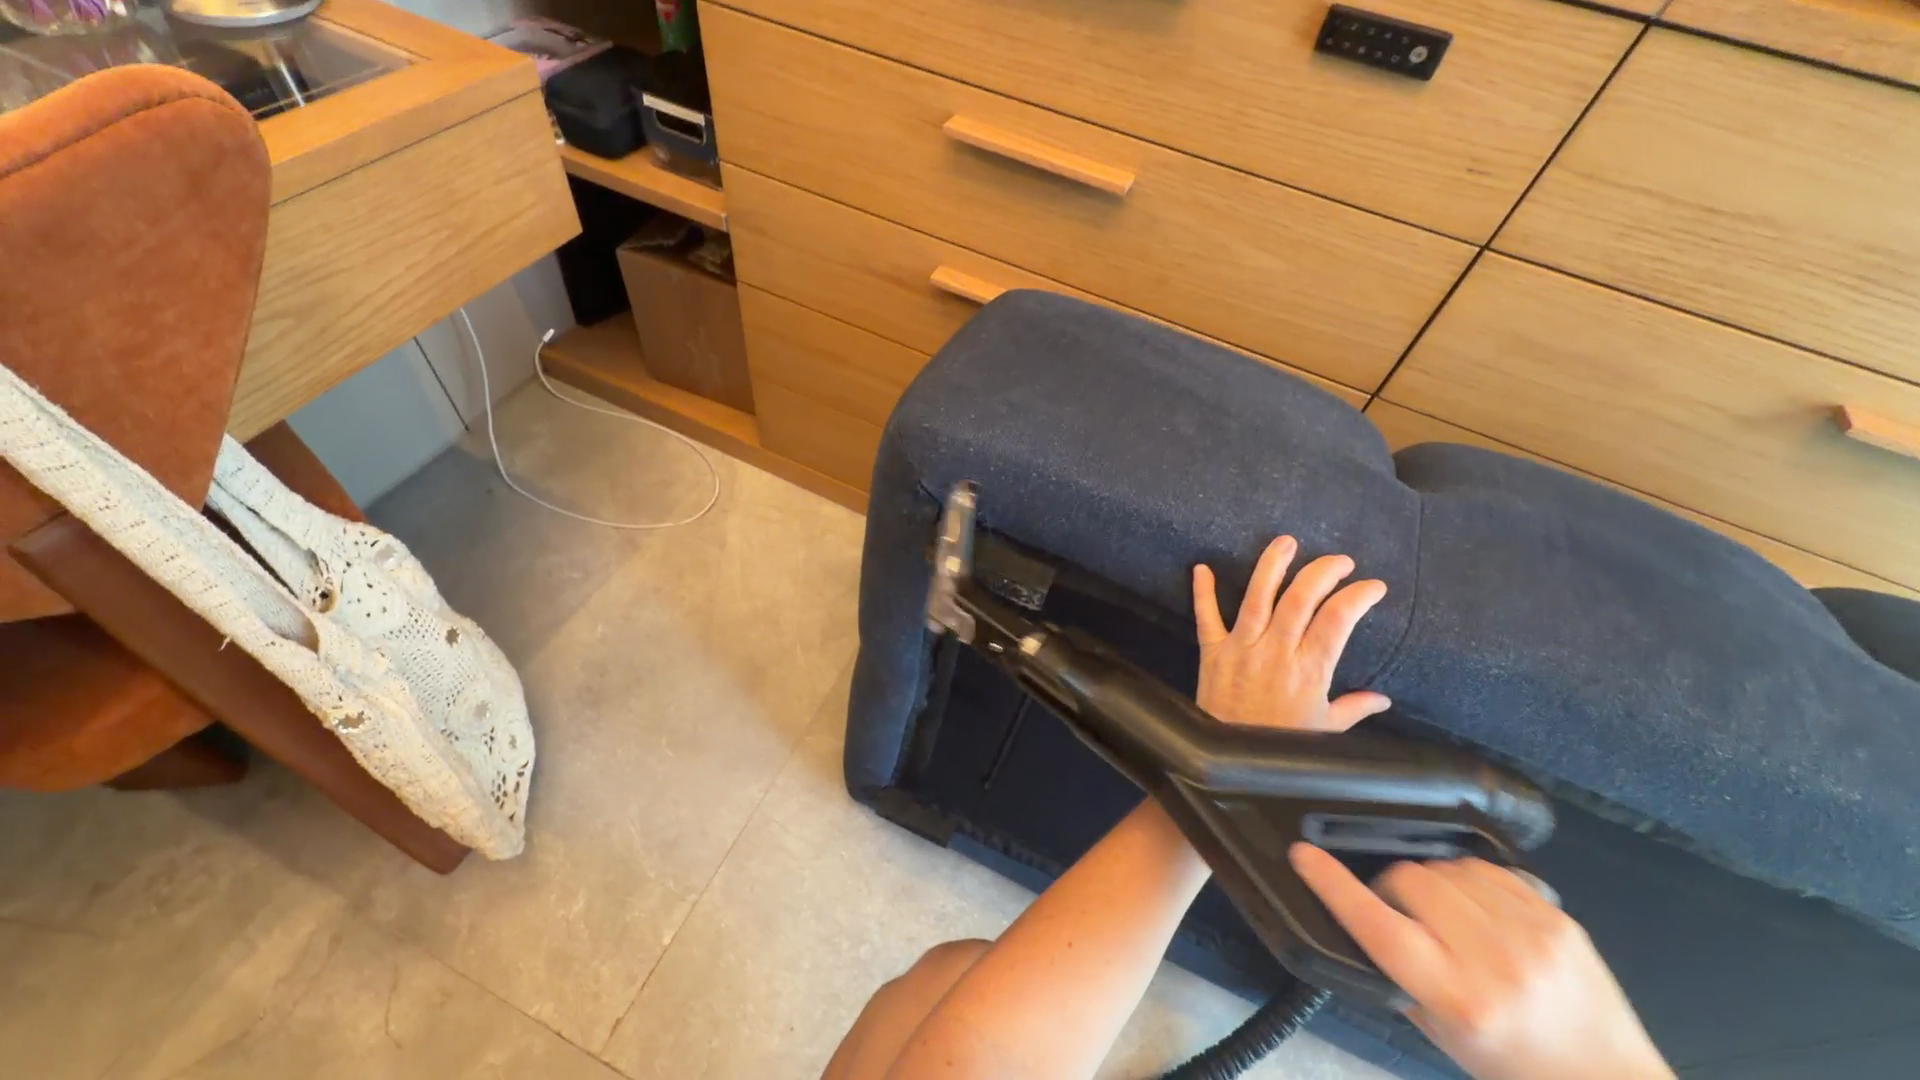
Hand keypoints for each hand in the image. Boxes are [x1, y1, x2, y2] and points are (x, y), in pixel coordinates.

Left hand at [1192, 535, 1390, 731]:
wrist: (1227, 761)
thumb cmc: (1280, 745)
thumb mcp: (1324, 731)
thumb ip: (1352, 709)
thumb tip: (1382, 700)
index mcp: (1309, 670)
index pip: (1338, 620)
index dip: (1358, 596)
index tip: (1373, 585)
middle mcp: (1275, 652)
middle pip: (1301, 599)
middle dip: (1322, 572)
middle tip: (1339, 560)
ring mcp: (1240, 649)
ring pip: (1257, 598)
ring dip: (1271, 566)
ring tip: (1286, 542)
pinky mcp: (1211, 653)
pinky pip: (1205, 618)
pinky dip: (1203, 593)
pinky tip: (1202, 568)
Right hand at [1290, 845, 1674, 1079]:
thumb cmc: (1509, 1064)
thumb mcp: (1438, 1031)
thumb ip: (1398, 970)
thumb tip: (1365, 911)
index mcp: (1458, 998)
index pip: (1378, 925)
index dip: (1334, 885)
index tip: (1304, 855)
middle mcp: (1495, 961)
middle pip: (1410, 879)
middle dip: (1392, 887)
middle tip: (1402, 915)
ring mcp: (1531, 934)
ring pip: (1445, 867)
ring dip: (1432, 882)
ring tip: (1447, 917)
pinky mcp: (1556, 915)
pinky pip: (1486, 869)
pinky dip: (1468, 880)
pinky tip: (1478, 910)